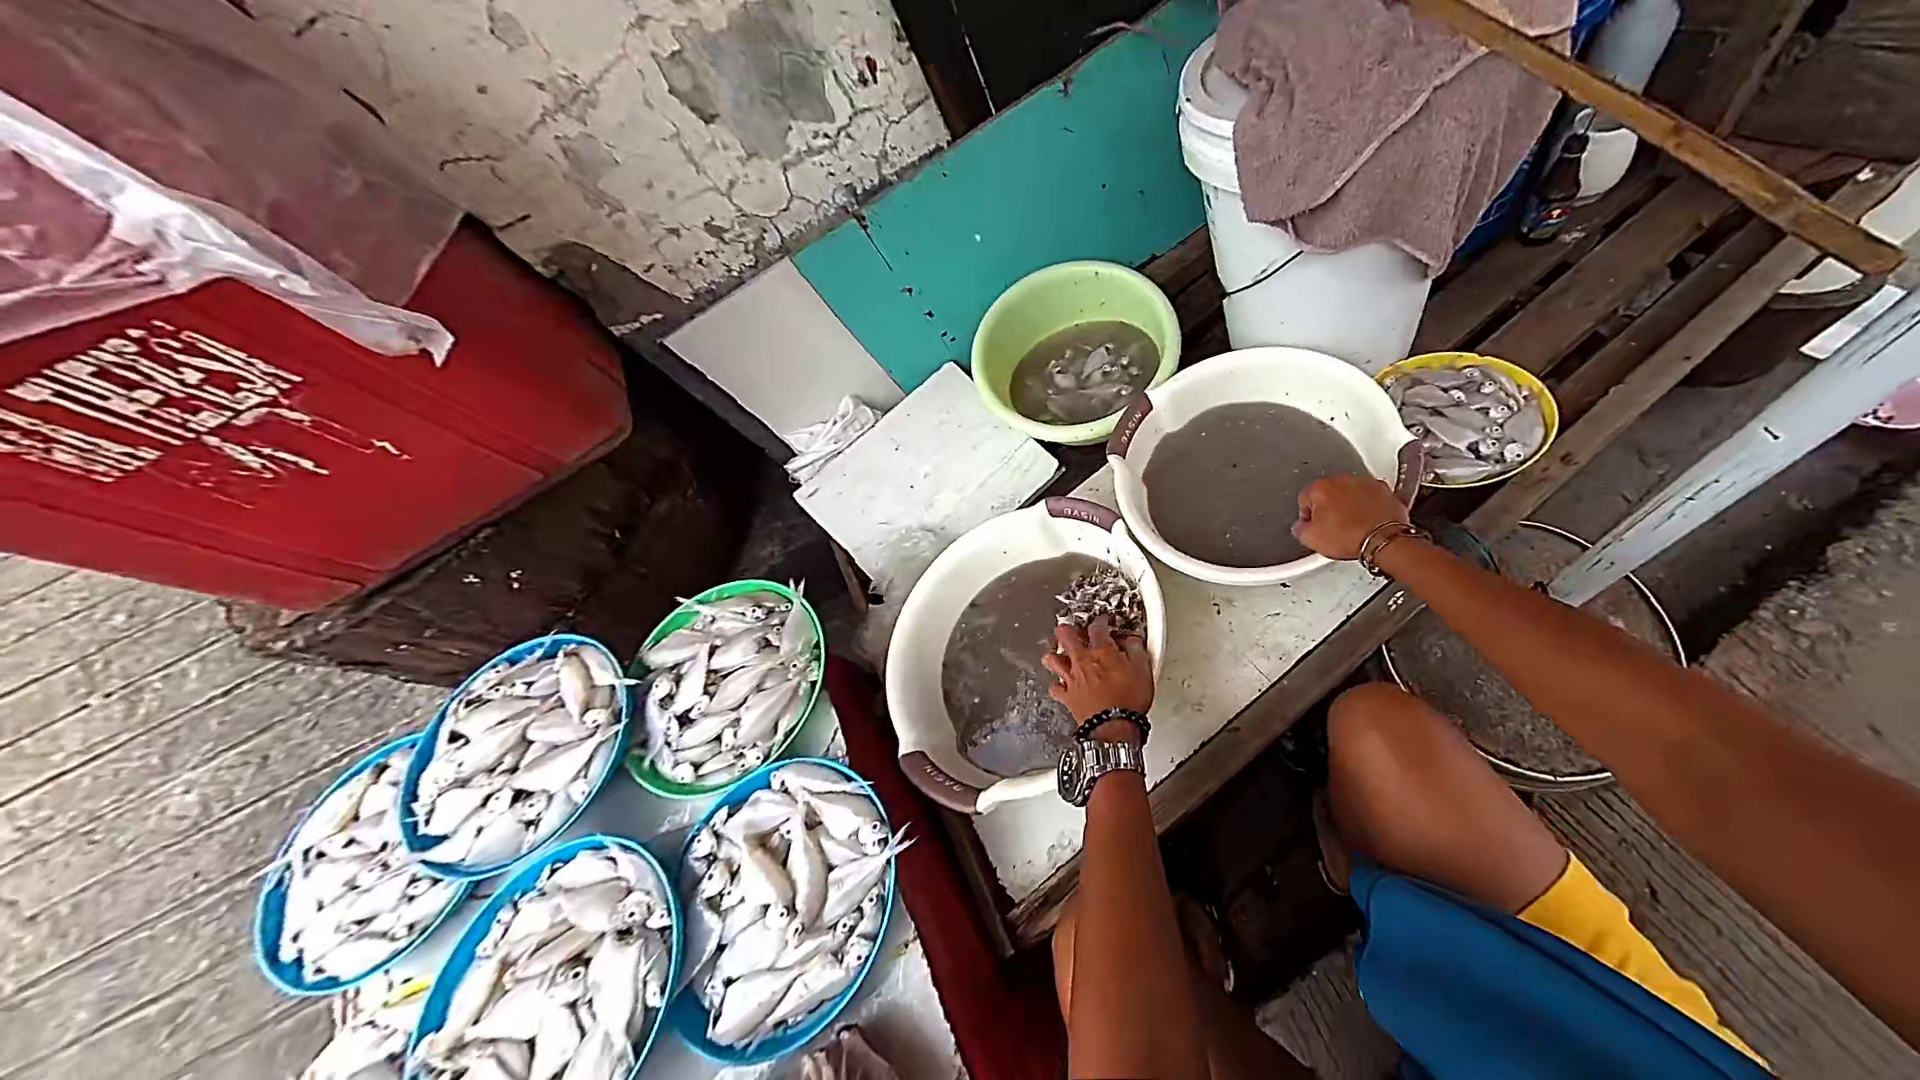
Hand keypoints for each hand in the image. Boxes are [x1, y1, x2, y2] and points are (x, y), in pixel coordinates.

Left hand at [1043, 616, 1153, 723]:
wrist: (1114, 727)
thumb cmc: (1128, 700)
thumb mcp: (1142, 669)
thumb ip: (1136, 649)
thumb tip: (1133, 640)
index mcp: (1101, 651)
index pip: (1097, 626)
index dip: (1101, 620)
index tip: (1105, 622)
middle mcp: (1082, 661)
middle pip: (1065, 634)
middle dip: (1069, 628)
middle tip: (1076, 630)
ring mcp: (1072, 678)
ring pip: (1052, 658)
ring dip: (1056, 652)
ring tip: (1060, 650)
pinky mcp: (1067, 696)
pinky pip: (1055, 686)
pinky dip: (1057, 683)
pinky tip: (1061, 682)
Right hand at [1293, 474, 1409, 559]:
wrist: (1383, 541)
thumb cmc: (1350, 537)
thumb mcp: (1310, 539)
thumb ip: (1299, 528)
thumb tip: (1301, 526)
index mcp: (1320, 488)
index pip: (1304, 498)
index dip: (1308, 515)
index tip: (1314, 526)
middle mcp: (1342, 480)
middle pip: (1328, 492)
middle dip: (1329, 507)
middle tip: (1333, 527)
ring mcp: (1365, 483)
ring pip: (1350, 492)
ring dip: (1349, 504)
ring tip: (1351, 525)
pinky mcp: (1384, 490)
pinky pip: (1369, 496)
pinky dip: (1368, 505)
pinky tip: (1366, 520)